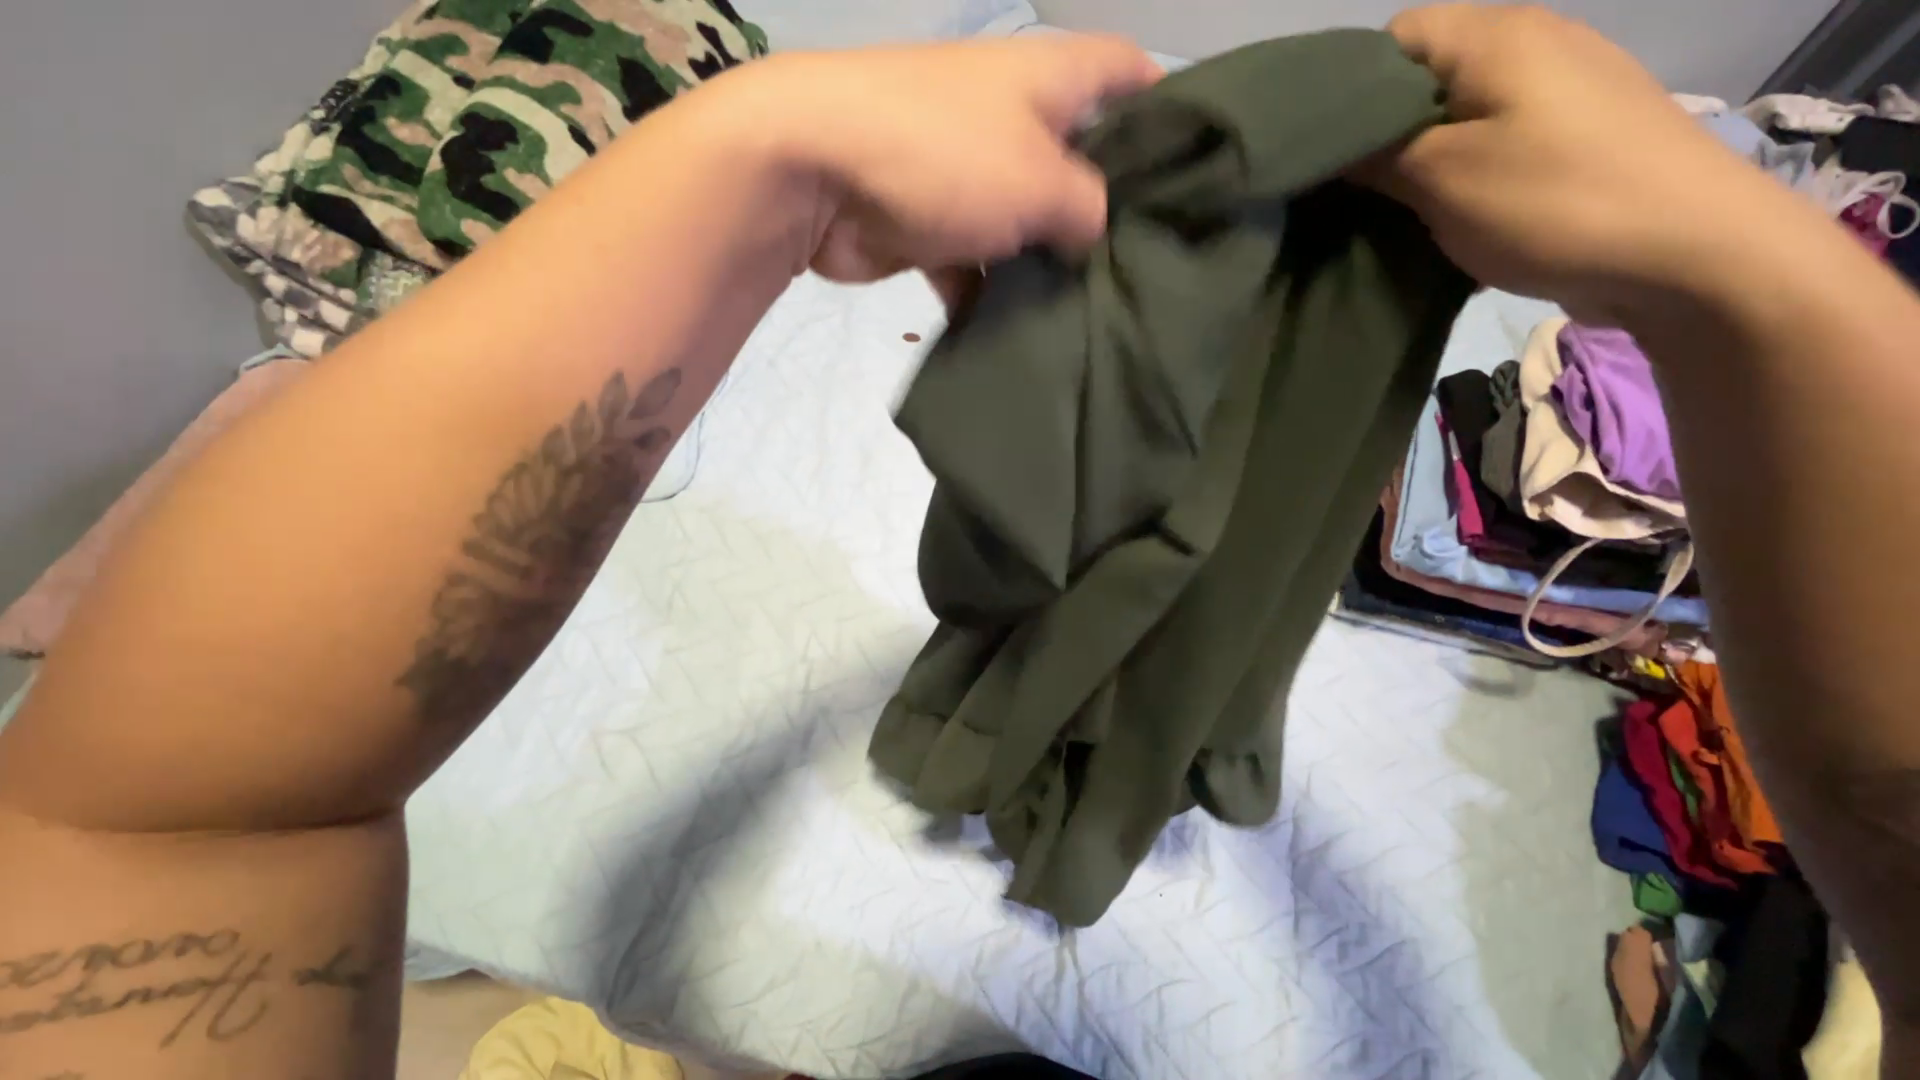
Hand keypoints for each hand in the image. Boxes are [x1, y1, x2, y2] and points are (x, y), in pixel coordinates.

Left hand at [705, 35, 1161, 283]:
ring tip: (1093, 322)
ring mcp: (967, 172)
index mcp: (1051, 79)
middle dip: (1108, 218)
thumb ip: (1093, 210)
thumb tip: (1100, 235)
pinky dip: (988, 298)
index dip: (1170, 116)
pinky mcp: (928, 224)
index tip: (1199, 177)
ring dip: (1047, 270)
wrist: (813, 171)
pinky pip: (975, 265)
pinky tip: (1019, 341)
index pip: (1130, 76)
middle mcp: (1013, 118)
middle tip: (1149, 278)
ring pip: (1027, 225)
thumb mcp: (1044, 180)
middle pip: (1080, 165)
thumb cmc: (946, 153)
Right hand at [1359, 4, 1792, 321]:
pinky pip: (1502, 136)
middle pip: (1428, 74)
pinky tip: (1461, 210)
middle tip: (1356, 189)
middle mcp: (1535, 40)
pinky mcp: (1585, 130)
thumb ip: (1376, 154)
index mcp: (1495, 35)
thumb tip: (1333, 145)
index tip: (1326, 151)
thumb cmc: (1553, 202)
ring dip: (1426, 156)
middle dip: (1385, 130)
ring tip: (1404, 206)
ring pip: (1464, 110)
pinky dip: (1469, 168)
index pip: (1392, 38)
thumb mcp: (1441, 178)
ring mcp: (1568, 85)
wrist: (1695, 250)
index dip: (1349, 92)